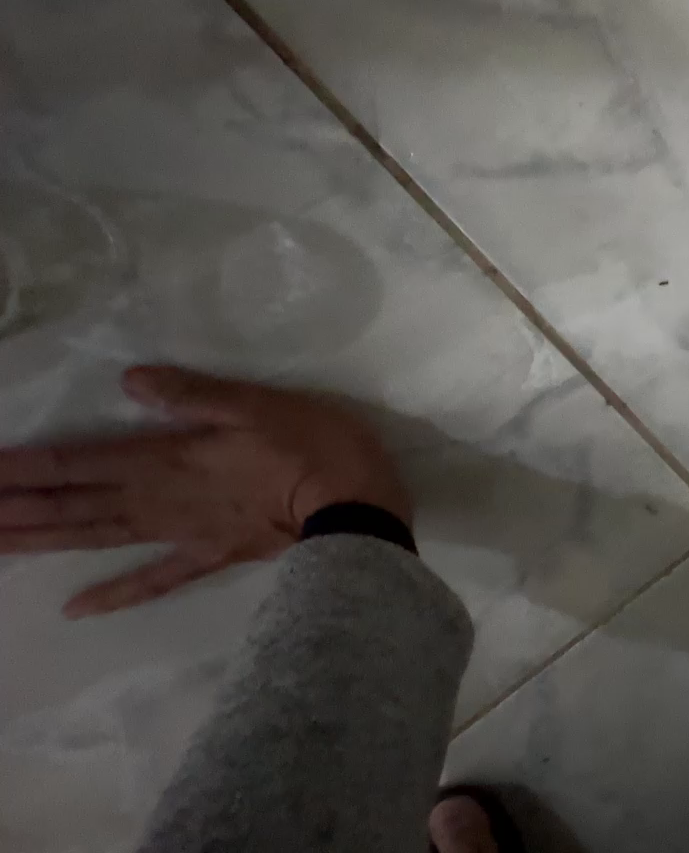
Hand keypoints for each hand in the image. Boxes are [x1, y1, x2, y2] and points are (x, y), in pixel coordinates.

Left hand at [0, 366, 408, 616]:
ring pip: (97, 537)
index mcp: (166, 459)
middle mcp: (158, 498)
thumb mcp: (263, 407)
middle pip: (71, 504)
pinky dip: (117, 595)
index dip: (20, 465)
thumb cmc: (315, 447)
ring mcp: (183, 532)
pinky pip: (158, 579)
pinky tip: (78, 608)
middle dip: (11, 508)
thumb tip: (131, 381)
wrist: (354, 505)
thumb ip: (197, 395)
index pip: (77, 460)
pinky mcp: (214, 554)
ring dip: (38, 542)